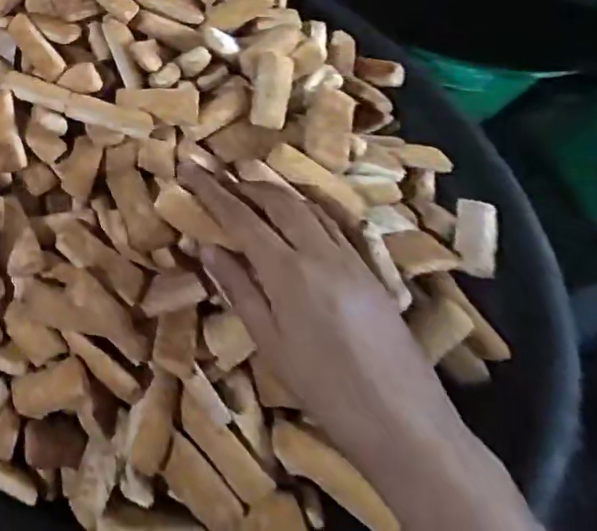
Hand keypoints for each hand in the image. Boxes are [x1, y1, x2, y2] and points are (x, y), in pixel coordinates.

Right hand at [177, 164, 464, 467]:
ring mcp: (354, 262)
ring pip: (311, 208)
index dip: (212, 191)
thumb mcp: (269, 342)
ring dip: (278, 192)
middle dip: (247, 184)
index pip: (241, 217)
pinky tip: (298, 218)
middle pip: (280, 201)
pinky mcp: (374, 275)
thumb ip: (238, 288)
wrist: (408, 428)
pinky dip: (308, 210)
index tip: (189, 169)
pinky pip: (335, 226)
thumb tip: (207, 246)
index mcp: (289, 272)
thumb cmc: (324, 389)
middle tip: (219, 178)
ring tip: (252, 189)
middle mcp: (322, 255)